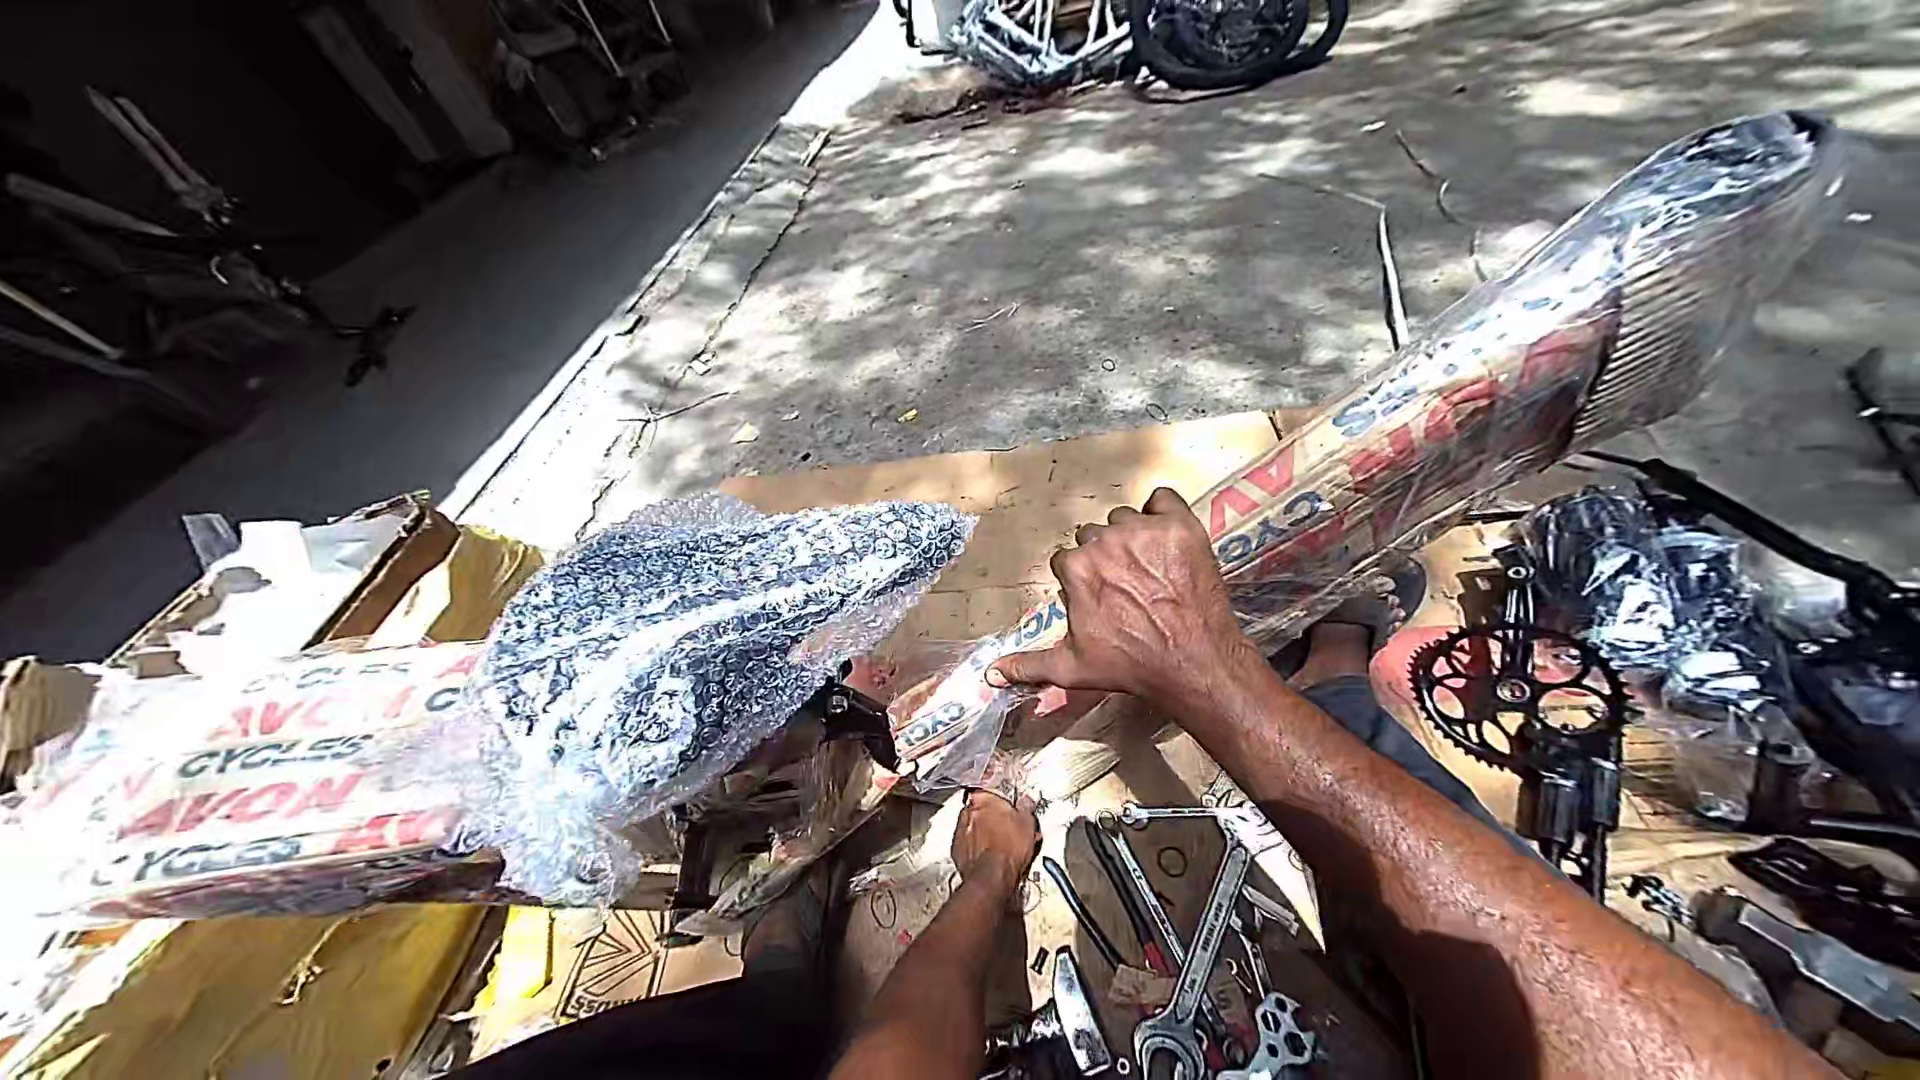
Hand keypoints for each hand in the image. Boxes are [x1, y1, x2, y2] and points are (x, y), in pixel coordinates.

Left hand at [951, 790, 1037, 892]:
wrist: (993, 878)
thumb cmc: (1009, 848)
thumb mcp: (1027, 824)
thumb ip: (1025, 807)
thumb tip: (1027, 801)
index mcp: (983, 799)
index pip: (986, 789)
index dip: (996, 797)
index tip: (1003, 804)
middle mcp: (967, 812)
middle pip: (978, 808)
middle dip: (989, 814)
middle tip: (1004, 825)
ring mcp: (959, 831)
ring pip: (971, 826)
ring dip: (981, 830)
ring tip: (997, 843)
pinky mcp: (956, 850)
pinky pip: (966, 843)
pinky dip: (974, 847)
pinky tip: (987, 854)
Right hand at [986, 488, 1258, 707]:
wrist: (1195, 663)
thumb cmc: (1131, 666)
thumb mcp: (1072, 668)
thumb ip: (1028, 664)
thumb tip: (989, 673)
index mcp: (1076, 569)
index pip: (1068, 559)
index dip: (1083, 579)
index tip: (1102, 597)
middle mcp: (1105, 542)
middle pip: (1095, 536)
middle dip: (1106, 556)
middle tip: (1128, 585)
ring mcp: (1144, 531)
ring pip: (1126, 519)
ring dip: (1133, 536)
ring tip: (1151, 569)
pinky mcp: (1180, 526)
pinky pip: (1163, 499)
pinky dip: (1164, 513)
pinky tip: (1168, 539)